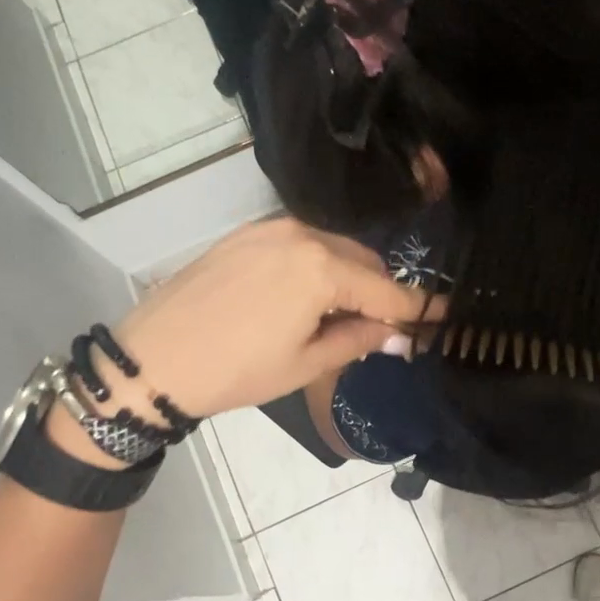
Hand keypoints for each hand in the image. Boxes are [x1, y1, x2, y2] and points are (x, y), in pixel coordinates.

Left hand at [100, 219, 438, 420]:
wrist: (153, 360)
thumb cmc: (236, 371)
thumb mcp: (305, 364)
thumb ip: (358, 340)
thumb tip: (398, 335)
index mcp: (322, 269)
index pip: (387, 290)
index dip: (418, 308)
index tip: (445, 317)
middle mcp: (301, 235)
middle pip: (364, 262)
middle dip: (381, 293)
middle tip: (385, 330)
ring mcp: (269, 229)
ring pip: (332, 249)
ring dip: (349, 278)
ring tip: (342, 318)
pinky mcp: (245, 234)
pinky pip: (300, 245)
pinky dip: (317, 267)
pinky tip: (307, 298)